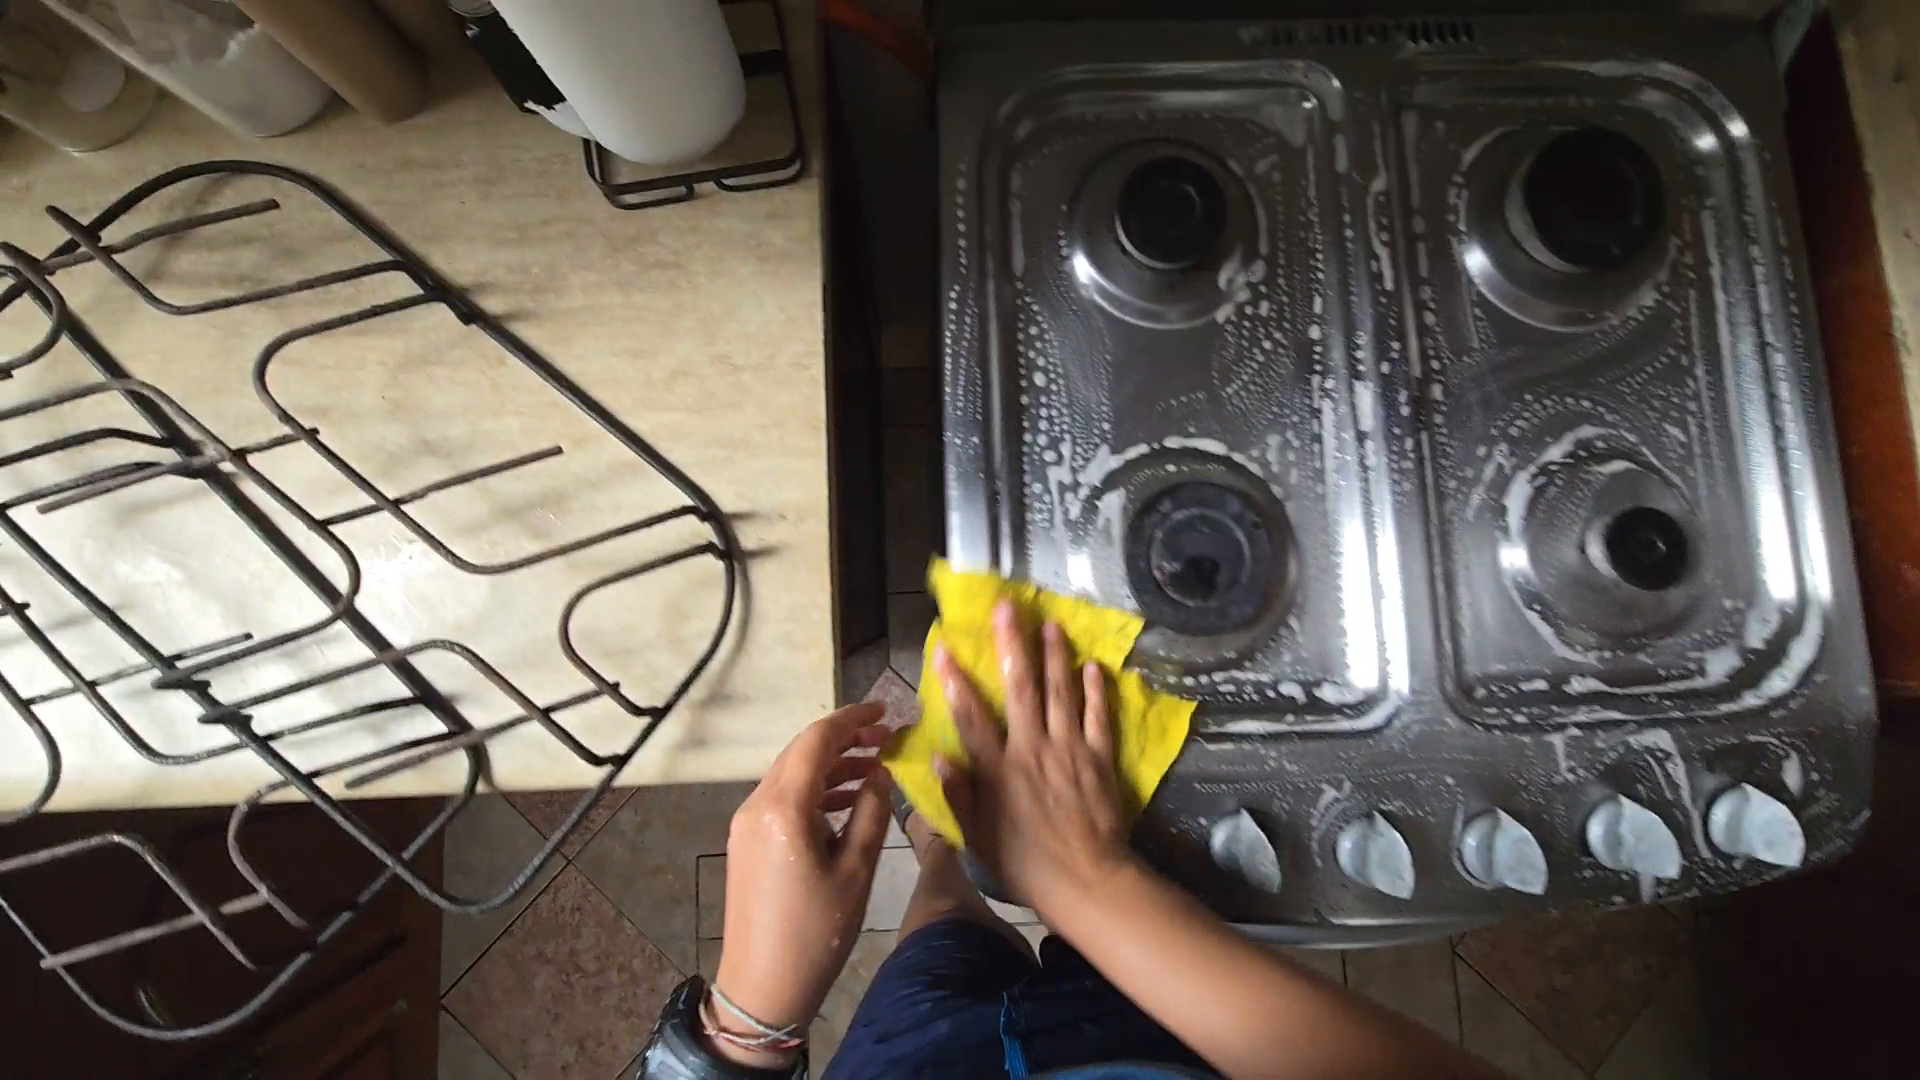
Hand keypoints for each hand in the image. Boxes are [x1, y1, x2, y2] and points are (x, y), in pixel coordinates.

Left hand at [711, 702, 893, 1067]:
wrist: (760, 990)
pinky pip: (784, 796)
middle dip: (845, 737)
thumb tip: (880, 773)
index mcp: (784, 807)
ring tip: (875, 767)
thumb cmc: (816, 932)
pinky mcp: (747, 839)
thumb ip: (871, 812)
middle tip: (887, 739)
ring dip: (832, 763)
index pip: (818, 740)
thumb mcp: (856, 871)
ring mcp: (747, 821)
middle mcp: (758, 803)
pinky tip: (847, 797)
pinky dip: (816, 788)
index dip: (853, 719)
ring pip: (793, 772)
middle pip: (802, 750)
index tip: (886, 712)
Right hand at [935, 599, 1134, 917]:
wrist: (1086, 881)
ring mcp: (1068, 749)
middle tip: (1007, 608)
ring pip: (1061, 692)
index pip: (971, 716)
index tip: (944, 650)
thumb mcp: (978, 837)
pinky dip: (1096, 690)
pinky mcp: (1098, 757)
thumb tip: (936, 754)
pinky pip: (1097, 717)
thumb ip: (958, 794)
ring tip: (1050, 623)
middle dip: (1012, 644)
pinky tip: (1093, 665)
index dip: (956, 681)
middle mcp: (1031, 748)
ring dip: (1054, 655)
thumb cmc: (1024, 863)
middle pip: (1021, 688)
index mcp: (998, 768)